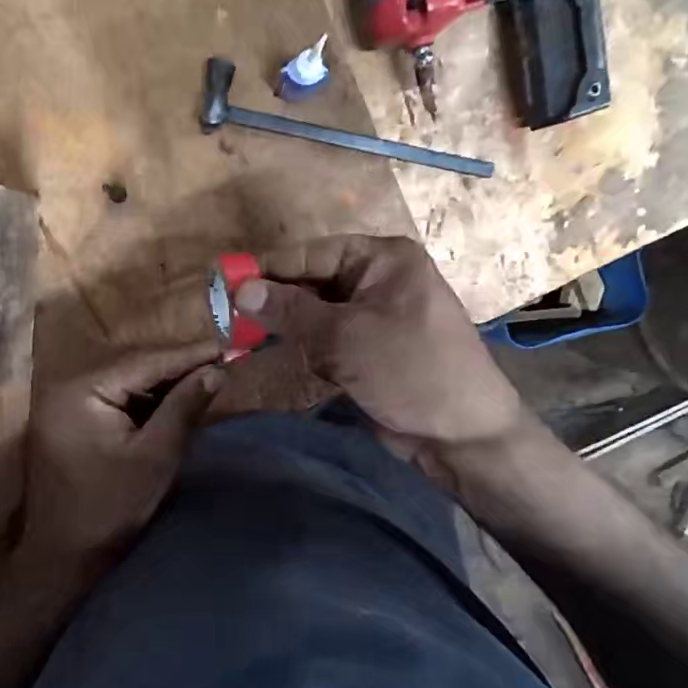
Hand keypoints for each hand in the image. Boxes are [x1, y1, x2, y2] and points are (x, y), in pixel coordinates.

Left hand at [22, 342, 223, 564]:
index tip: (227, 347)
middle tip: (221, 361)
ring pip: (126, 381)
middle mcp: (67, 387)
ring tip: (204, 378)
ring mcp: (65, 404)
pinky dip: (145, 399)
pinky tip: (173, 401)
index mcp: (81, 391)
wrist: (63, 558)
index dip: (189, 355)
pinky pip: (115, 398)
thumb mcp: (156, 455)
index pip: (145, 361)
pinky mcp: (70, 421)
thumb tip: (217, 371)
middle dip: (178, 366)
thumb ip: (185, 407)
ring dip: (164, 382)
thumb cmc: (111, 506)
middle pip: (133, 366)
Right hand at [234, 235, 525, 449]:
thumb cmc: (409, 369)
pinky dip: (316, 354)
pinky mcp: (373, 351)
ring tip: (279, 348)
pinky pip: (332, 343)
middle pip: (314, 284)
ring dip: (300, 335)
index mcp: (384, 260)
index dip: (270, 268)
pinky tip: (313, 369)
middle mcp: (381, 281)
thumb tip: (241, 289)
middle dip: (283, 306)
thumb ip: (291, 311)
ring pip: (319, 317)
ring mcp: (378, 317)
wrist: (461, 433)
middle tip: (236, 321)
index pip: (313, 254)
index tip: (226, 281)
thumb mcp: (345, 336)